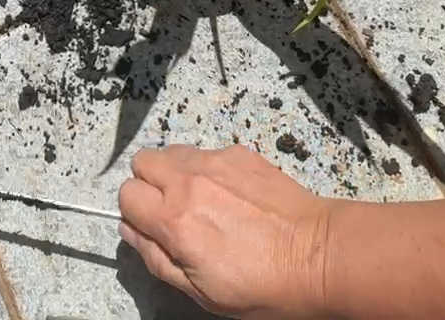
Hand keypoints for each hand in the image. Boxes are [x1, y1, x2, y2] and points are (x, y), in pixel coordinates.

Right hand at [119, 144, 338, 319]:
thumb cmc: (263, 286)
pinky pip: (205, 152)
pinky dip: (208, 169)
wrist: (318, 255)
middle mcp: (188, 182)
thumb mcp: (203, 292)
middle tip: (172, 209)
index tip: (153, 227)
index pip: (126, 195)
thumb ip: (158, 259)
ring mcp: (213, 161)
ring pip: (170, 151)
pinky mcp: (237, 152)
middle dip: (149, 184)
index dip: (135, 213)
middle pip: (142, 161)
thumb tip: (130, 231)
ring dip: (175, 172)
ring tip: (201, 199)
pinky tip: (232, 194)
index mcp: (175, 220)